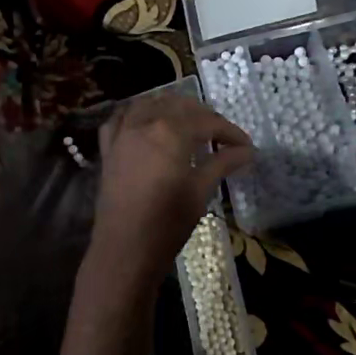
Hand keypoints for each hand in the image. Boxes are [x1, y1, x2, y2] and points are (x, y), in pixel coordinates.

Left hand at [91, 93, 254, 283]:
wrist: (124, 249)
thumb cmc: (167, 223)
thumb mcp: (200, 192)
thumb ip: (222, 164)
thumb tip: (247, 151)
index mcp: (170, 132)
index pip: (207, 122)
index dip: (229, 132)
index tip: (246, 146)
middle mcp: (143, 124)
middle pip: (177, 106)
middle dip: (202, 116)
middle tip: (220, 135)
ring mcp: (121, 136)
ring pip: (146, 105)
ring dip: (169, 108)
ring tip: (187, 125)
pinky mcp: (107, 152)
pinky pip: (118, 121)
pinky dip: (134, 116)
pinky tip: (145, 125)